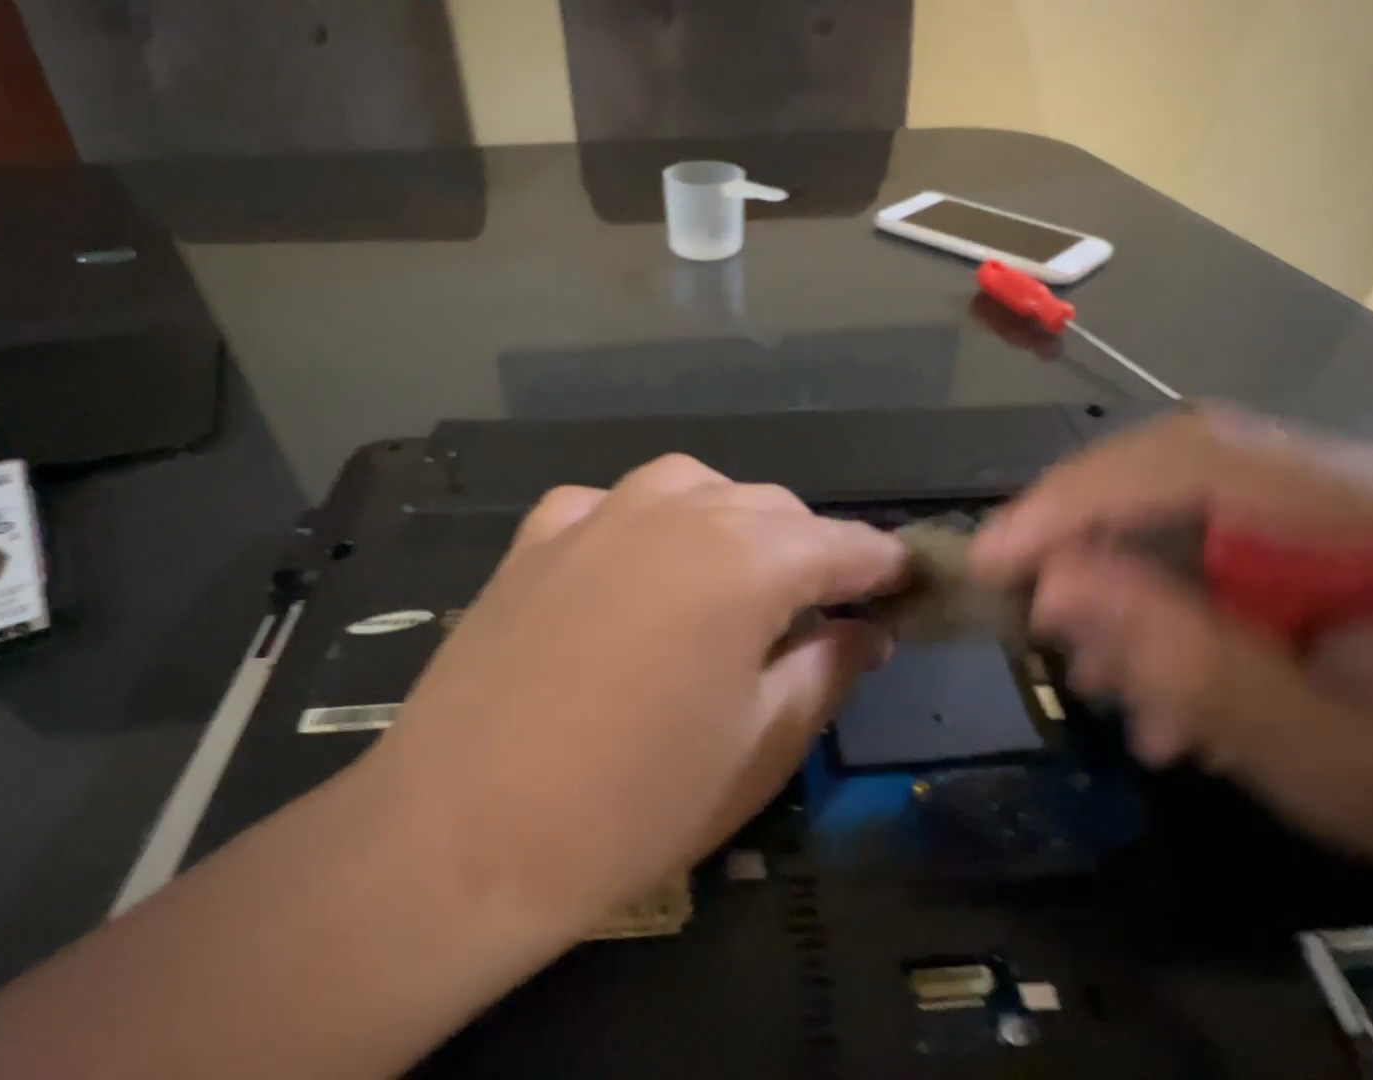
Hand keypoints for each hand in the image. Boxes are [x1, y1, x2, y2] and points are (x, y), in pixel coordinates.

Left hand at [369, 455, 902, 933]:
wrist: (465, 835)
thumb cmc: (636, 804)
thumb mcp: (760, 745)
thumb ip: (827, 671)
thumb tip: (867, 633)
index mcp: (747, 559)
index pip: (844, 544)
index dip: (884, 566)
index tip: (907, 586)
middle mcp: (676, 512)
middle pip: (772, 507)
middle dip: (811, 548)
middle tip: (821, 609)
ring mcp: (596, 515)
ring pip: (694, 488)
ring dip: (733, 523)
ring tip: (737, 581)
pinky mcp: (535, 539)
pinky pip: (613, 506)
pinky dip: (648, 527)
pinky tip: (641, 571)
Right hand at [970, 407, 1372, 889]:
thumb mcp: (1312, 754)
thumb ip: (1186, 664)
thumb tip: (1060, 586)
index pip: (1192, 459)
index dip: (1073, 498)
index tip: (991, 558)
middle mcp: (1362, 476)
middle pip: (1177, 466)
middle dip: (1088, 542)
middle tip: (1043, 626)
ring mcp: (1349, 491)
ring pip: (1183, 499)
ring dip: (1124, 581)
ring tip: (1109, 678)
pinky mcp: (1333, 520)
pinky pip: (1215, 530)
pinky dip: (1164, 594)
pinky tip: (1163, 672)